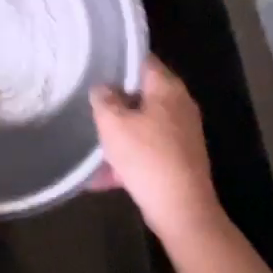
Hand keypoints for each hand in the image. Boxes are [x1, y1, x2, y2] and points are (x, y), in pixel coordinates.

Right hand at [89, 55, 224, 240]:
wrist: (182, 212)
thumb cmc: (147, 157)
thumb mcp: (112, 122)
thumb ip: (103, 98)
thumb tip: (103, 88)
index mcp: (167, 88)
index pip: (141, 59)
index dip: (117, 59)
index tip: (94, 64)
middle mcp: (180, 106)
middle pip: (142, 93)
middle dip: (115, 101)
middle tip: (89, 103)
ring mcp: (183, 134)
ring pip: (143, 124)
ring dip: (119, 133)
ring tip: (92, 142)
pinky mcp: (180, 160)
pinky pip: (148, 150)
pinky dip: (129, 158)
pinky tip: (103, 176)